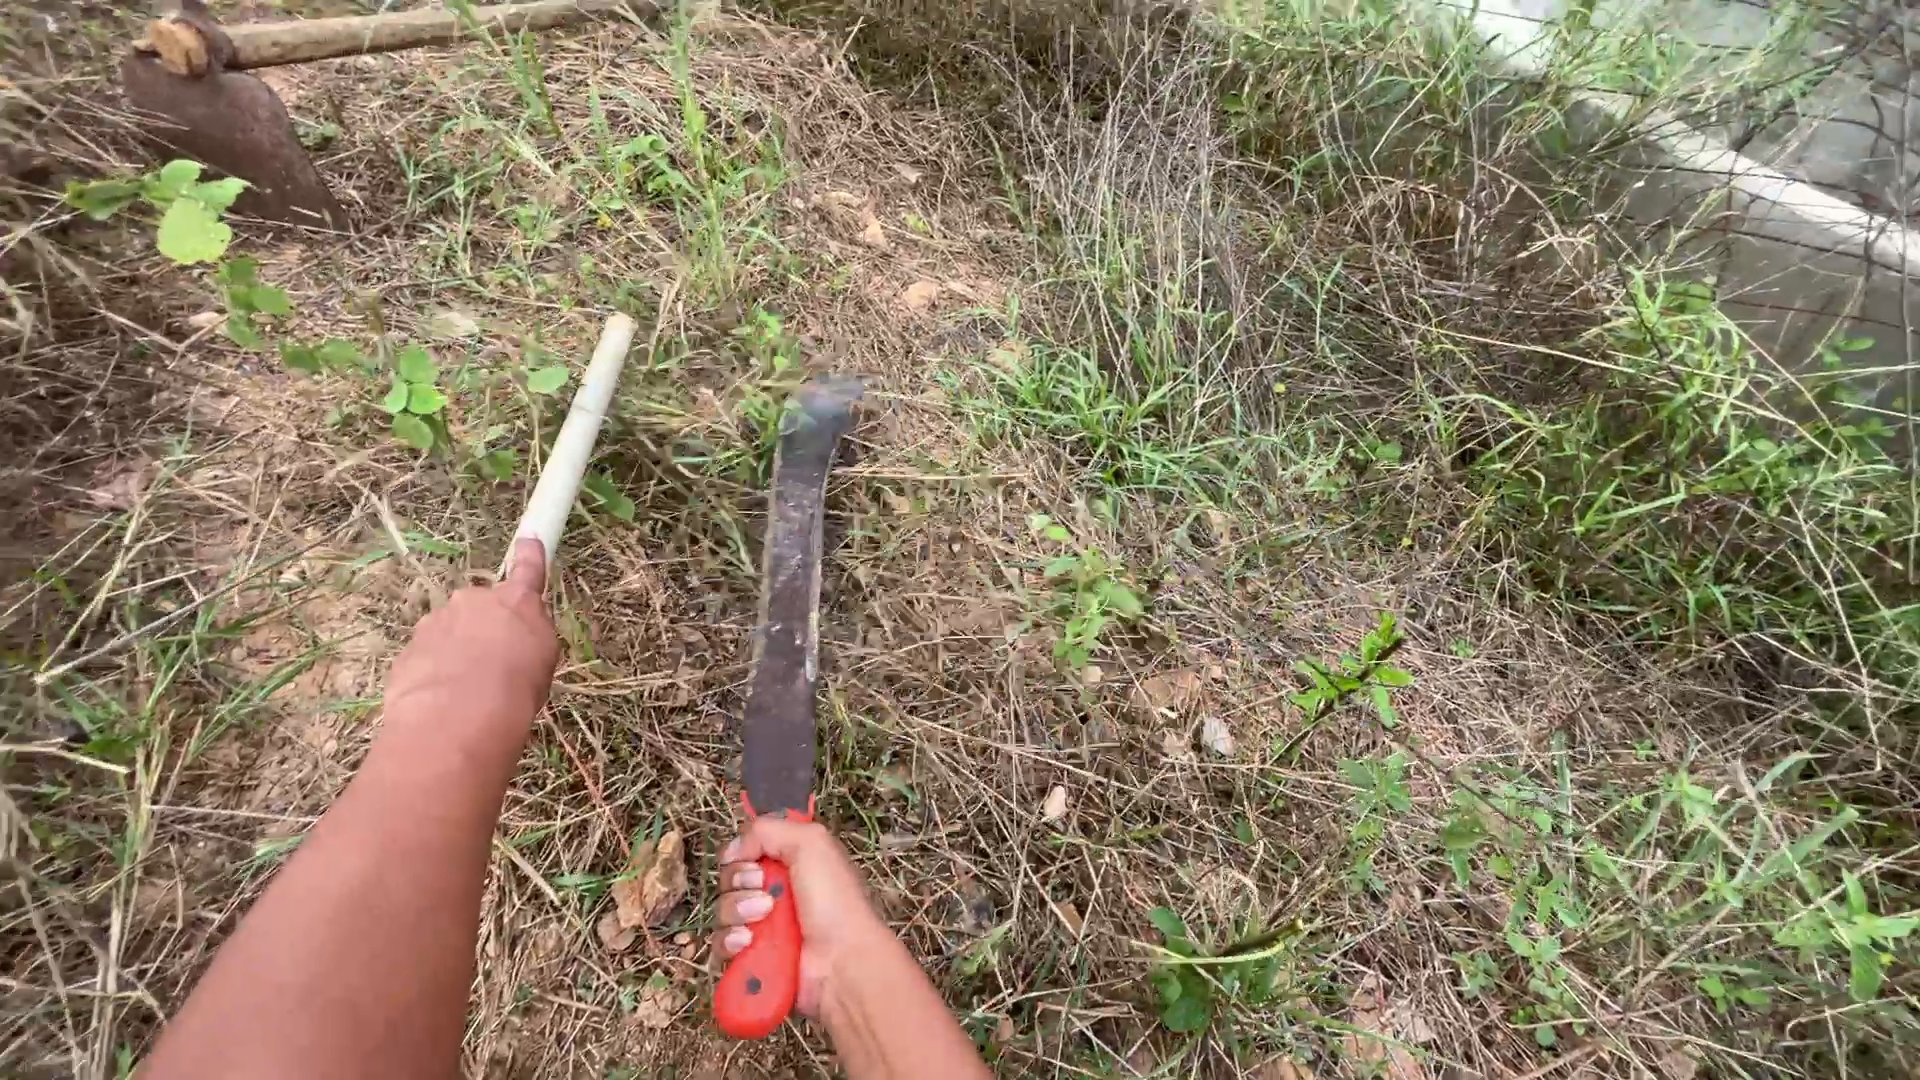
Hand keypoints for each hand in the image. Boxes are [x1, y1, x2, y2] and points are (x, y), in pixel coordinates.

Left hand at [384, 537, 559, 728]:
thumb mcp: (544, 657)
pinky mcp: (408, 649)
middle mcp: (474, 601)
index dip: (530, 554)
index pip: (528, 569)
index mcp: (517, 601)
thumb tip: (520, 632)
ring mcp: (436, 622)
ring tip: (470, 689)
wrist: (458, 716)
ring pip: (452, 631)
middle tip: (498, 662)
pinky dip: (436, 671)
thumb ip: (531, 633)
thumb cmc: (517, 686)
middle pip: (482, 607)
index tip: (529, 538)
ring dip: (460, 651)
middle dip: (486, 627)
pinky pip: (428, 655)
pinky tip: (447, 699)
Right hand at [712, 818, 890, 1019]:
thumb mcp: (811, 843)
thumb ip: (769, 830)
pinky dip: (730, 941)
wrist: (841, 961)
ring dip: (738, 910)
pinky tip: (748, 942)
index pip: (747, 848)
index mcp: (792, 860)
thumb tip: (734, 847)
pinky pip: (722, 944)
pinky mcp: (752, 957)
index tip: (750, 858)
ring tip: (763, 916)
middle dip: (741, 881)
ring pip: (724, 910)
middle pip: (731, 877)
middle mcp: (775, 889)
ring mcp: (763, 925)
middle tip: (763, 889)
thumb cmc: (834, 900)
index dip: (742, 851)